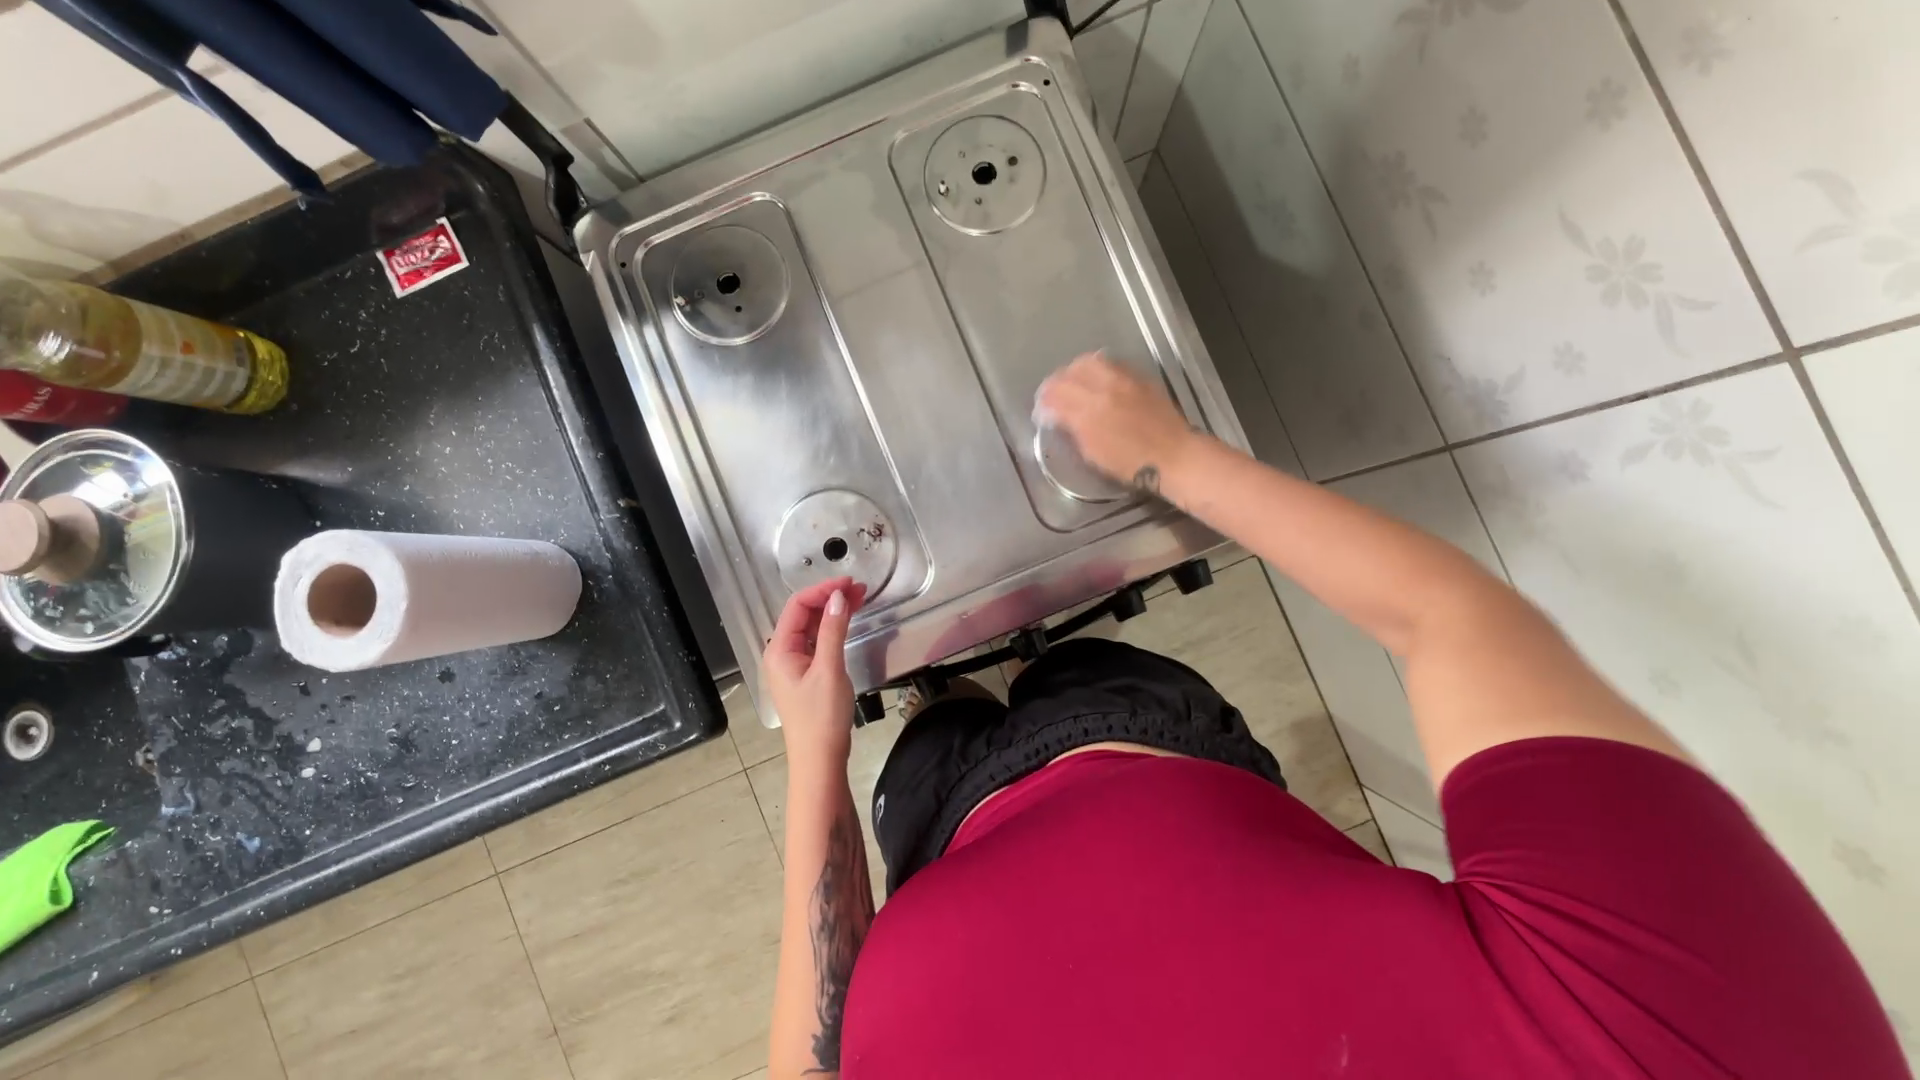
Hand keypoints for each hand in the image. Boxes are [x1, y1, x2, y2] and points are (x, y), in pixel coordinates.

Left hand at [762, 577, 866, 771]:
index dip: (822, 590)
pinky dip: (833, 629)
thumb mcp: (829, 669)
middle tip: (860, 589)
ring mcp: (794, 665)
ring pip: (812, 628)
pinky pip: (817, 642)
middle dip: (830, 598)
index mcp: (779, 650)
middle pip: (803, 615)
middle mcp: (782, 654)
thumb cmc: (821, 717)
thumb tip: (837, 597)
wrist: (820, 759)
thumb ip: (832, 630)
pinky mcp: (806, 675)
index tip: (849, 583)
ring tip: (859, 599)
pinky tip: (848, 623)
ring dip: (833, 612)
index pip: (797, 606)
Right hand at [1037, 352, 1194, 492]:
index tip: (1042, 411)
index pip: (1054, 395)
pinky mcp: (1137, 376)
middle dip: (1055, 383)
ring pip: (1088, 361)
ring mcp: (1122, 378)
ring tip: (1072, 383)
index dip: (1043, 402)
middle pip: (1068, 373)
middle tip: (1052, 395)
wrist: (1173, 455)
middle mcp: (1103, 388)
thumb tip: (1057, 416)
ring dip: (1074, 371)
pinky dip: (1096, 369)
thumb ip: (1073, 430)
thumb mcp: (1093, 453)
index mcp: (1088, 412)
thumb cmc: (1131, 463)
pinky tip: (1096, 380)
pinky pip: (1109, 363)